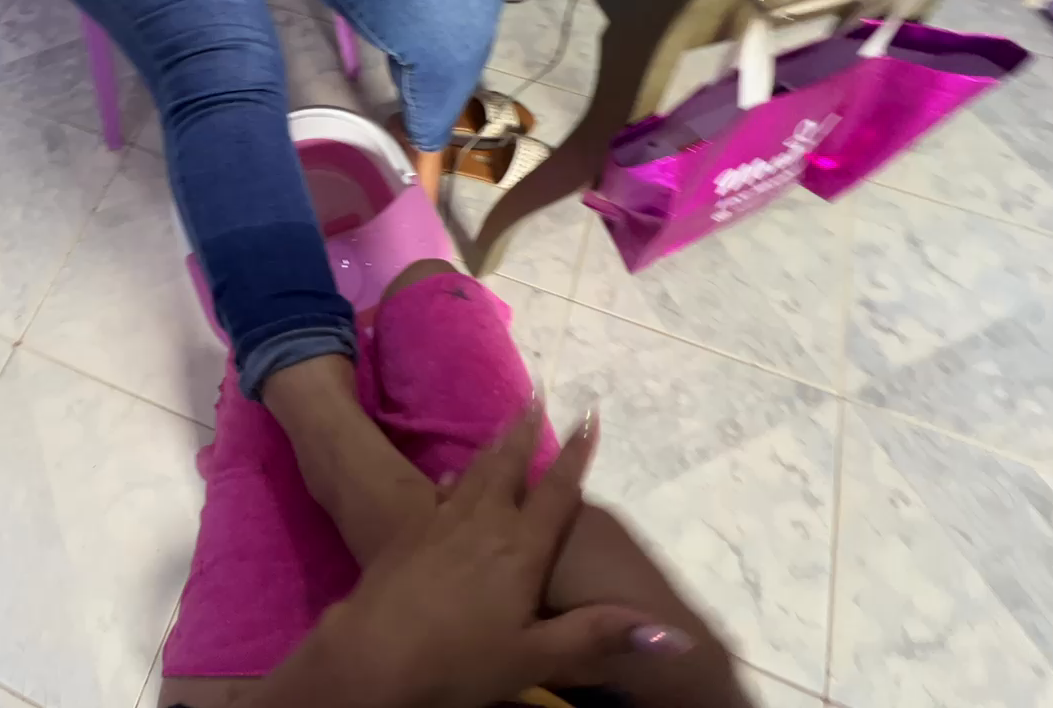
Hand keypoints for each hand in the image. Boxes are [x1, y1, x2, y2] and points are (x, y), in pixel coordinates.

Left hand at [303, 408, 691, 707]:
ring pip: (476, 470)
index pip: (556, 491)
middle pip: (510, 464)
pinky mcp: (413, 526)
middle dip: (527, 429)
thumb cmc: (462, 659)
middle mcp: (484, 521)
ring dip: (495, 442)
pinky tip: (453, 474)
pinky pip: (441, 490)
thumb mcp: (537, 658)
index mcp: (520, 548)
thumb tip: (674, 632)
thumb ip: (598, 636)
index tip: (589, 415)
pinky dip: (456, 477)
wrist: (378, 648)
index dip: (576, 453)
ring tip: (506, 420)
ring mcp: (444, 519)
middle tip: (537, 394)